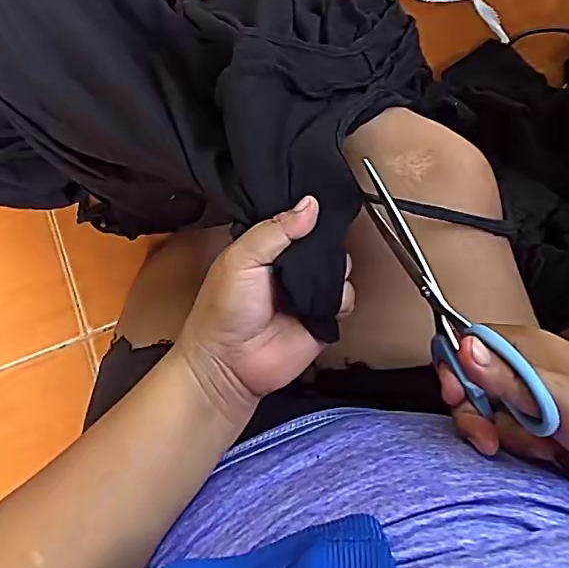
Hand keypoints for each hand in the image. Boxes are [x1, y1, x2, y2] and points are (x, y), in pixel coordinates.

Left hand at [175, 196, 354, 425]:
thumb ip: (275, 229)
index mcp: (268, 247)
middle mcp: (291, 268)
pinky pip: (346, 299)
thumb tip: (309, 205)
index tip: (322, 203)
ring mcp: (308, 292)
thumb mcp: (242, 258)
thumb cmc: (222, 312)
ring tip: (315, 280)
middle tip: (319, 247)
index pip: (297, 221)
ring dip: (335, 271)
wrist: (229, 363)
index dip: (309, 213)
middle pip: (324, 243)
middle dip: (328, 242)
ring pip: (340, 268)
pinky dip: (341, 299)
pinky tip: (321, 304)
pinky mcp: (323, 317)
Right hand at [437, 326, 568, 497]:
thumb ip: (508, 377)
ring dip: (502, 434)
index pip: (471, 341)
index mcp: (531, 346)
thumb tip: (464, 345)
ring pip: (488, 411)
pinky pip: (507, 433)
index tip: (456, 397)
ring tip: (537, 446)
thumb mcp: (560, 399)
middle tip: (490, 438)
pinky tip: (544, 453)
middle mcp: (528, 367)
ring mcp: (534, 398)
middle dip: (476, 412)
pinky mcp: (539, 426)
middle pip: (473, 381)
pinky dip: (517, 446)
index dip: (456, 367)